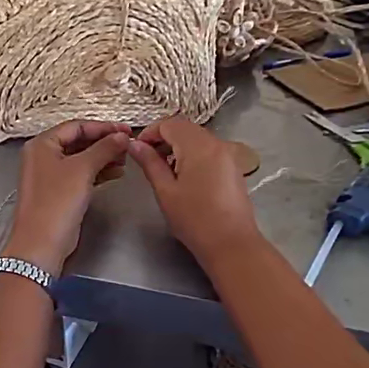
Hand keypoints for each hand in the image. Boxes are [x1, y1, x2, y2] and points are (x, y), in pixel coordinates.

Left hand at [3, 120, 131, 272]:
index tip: (125, 130)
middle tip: (127, 145)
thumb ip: (104, 148)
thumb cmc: (56, 202)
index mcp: (42, 144)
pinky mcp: (59, 192)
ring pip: (81, 158)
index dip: (103, 127)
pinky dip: (98, 172)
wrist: (42, 243)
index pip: (77, 126)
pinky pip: (81, 174)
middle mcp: (43, 156)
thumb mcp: (82, 169)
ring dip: (103, 157)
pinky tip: (116, 172)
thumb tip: (122, 136)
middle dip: (104, 142)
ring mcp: (50, 175)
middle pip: (79, 141)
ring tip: (125, 159)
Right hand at [125, 116, 262, 261]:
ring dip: (178, 146)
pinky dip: (193, 155)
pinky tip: (184, 177)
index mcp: (199, 146)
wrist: (231, 243)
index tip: (137, 148)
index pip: (170, 124)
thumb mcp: (166, 191)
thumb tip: (135, 144)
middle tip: (147, 158)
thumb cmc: (194, 219)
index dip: (150, 131)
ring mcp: (229, 155)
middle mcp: (217, 144)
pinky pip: (209, 151)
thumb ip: (150, 163)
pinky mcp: (233, 168)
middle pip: (186, 128)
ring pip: (198, 139)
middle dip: (164, 138)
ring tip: (164, 169)